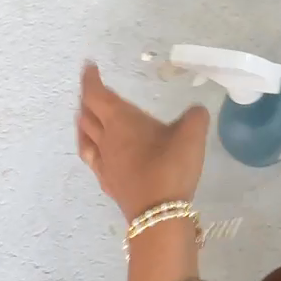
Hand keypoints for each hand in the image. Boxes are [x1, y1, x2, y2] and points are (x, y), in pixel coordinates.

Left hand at [77, 63, 210, 219]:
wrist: (158, 214)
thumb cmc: (170, 166)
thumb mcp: (192, 133)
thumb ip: (195, 116)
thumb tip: (197, 110)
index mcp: (121, 121)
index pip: (97, 94)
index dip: (90, 79)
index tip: (89, 66)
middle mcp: (106, 139)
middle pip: (86, 114)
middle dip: (86, 97)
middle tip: (91, 87)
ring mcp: (104, 163)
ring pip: (85, 136)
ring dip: (84, 121)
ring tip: (87, 115)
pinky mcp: (108, 182)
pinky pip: (91, 156)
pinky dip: (90, 144)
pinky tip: (100, 149)